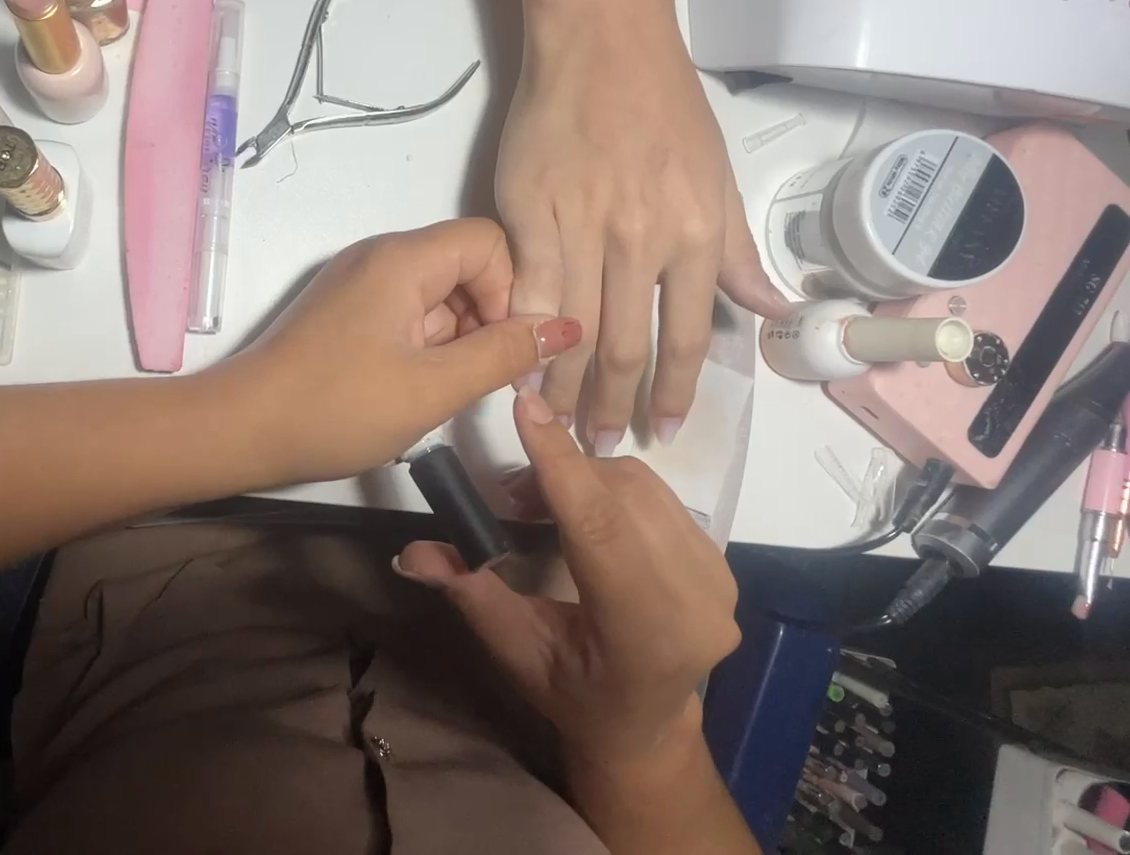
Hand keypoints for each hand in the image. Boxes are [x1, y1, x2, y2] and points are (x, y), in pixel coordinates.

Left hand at [229, 219, 579, 483]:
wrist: (240, 430)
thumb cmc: (337, 408)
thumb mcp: (431, 387)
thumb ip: (502, 354)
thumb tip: (565, 325)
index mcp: (402, 258)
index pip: (490, 242)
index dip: (511, 291)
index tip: (501, 349)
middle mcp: (380, 257)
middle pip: (464, 267)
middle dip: (485, 320)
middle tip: (472, 379)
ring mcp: (359, 285)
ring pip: (437, 296)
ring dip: (454, 341)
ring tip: (435, 391)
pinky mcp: (346, 313)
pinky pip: (407, 315)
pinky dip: (424, 347)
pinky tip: (411, 389)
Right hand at [393, 388, 740, 767]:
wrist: (646, 724)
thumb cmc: (571, 693)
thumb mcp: (513, 649)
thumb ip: (468, 592)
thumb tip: (408, 552)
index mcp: (645, 633)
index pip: (599, 528)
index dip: (559, 462)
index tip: (525, 404)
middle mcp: (698, 603)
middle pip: (621, 495)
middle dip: (561, 472)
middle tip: (512, 494)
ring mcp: (719, 580)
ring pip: (642, 485)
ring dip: (585, 475)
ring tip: (542, 501)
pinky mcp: (722, 562)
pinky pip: (660, 495)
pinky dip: (611, 485)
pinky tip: (584, 507)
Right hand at [497, 7, 789, 453]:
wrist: (599, 43)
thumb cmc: (659, 104)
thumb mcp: (717, 173)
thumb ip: (737, 248)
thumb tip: (774, 308)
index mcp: (698, 232)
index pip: (691, 333)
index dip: (675, 388)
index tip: (664, 429)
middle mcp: (646, 240)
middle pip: (629, 343)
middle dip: (616, 402)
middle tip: (603, 443)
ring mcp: (586, 230)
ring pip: (577, 329)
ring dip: (568, 384)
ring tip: (558, 422)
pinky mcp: (532, 216)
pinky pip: (531, 293)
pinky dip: (526, 338)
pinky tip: (518, 369)